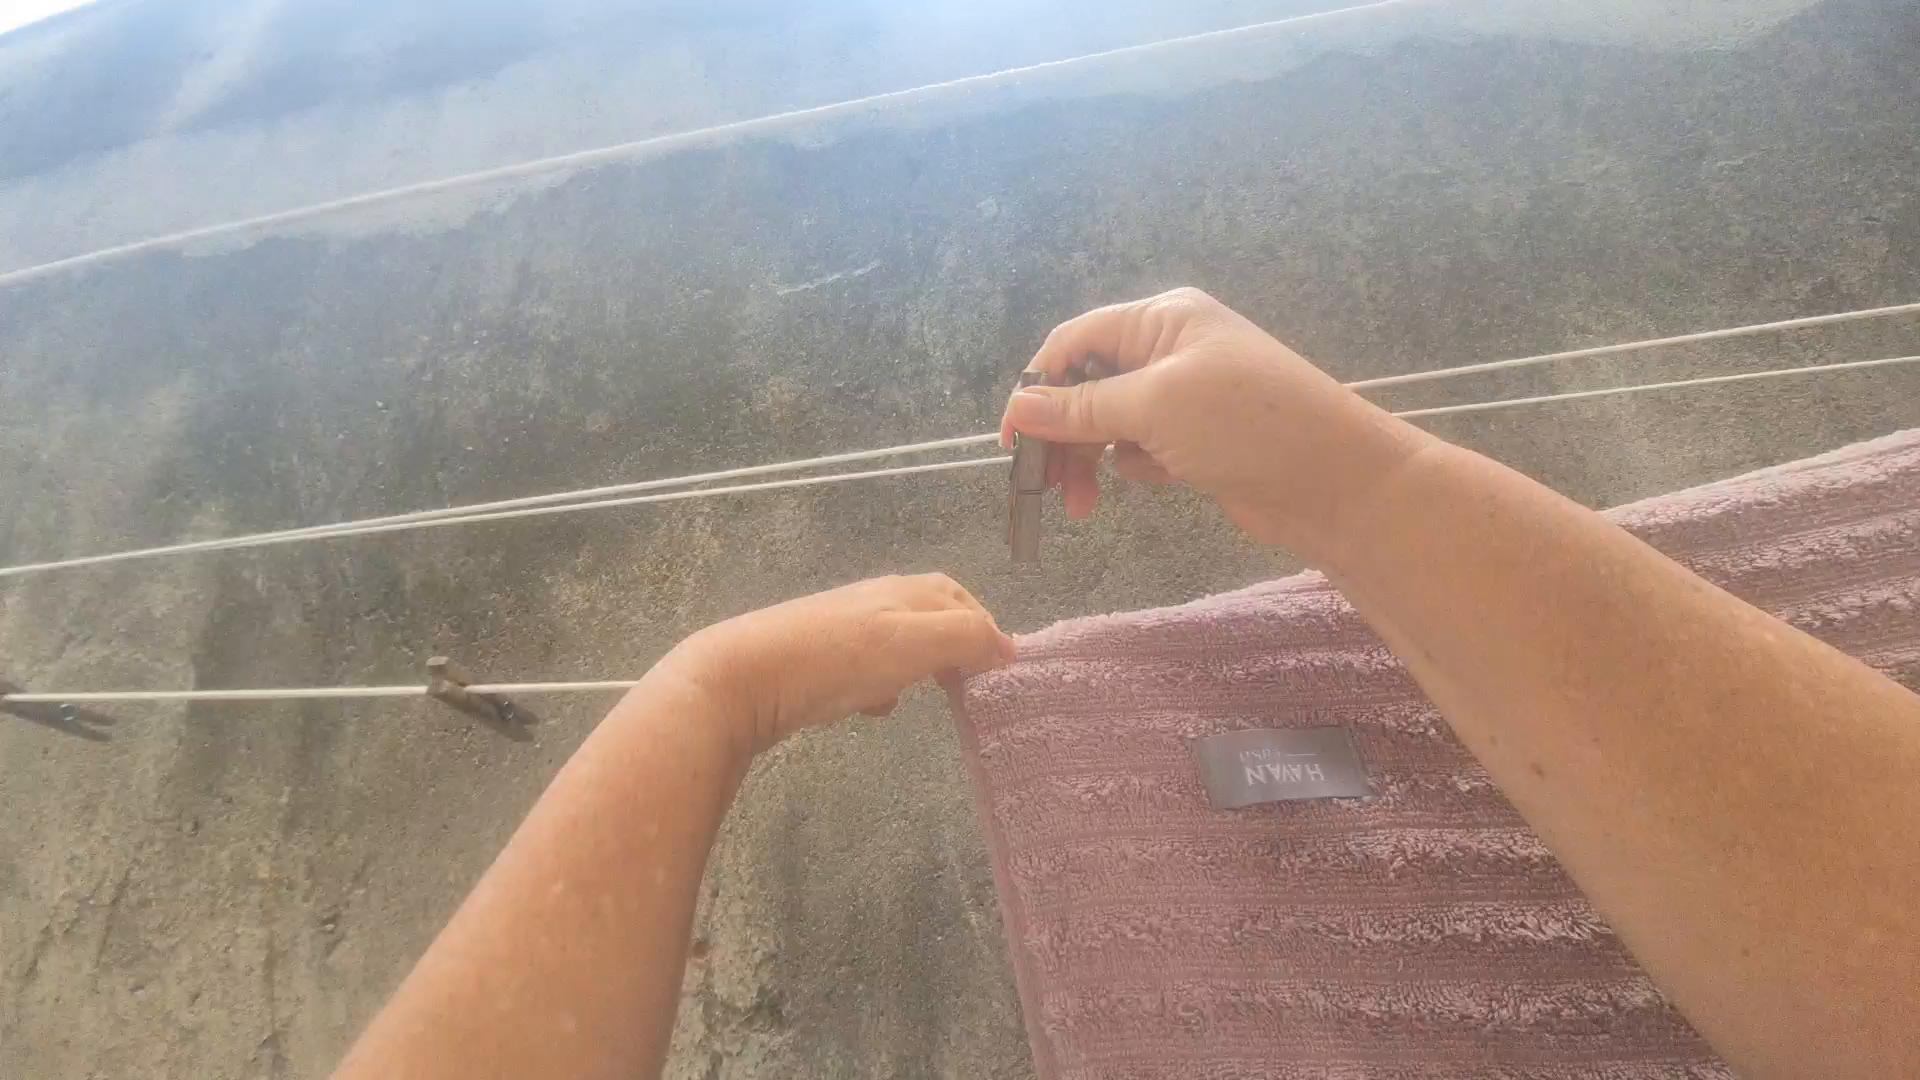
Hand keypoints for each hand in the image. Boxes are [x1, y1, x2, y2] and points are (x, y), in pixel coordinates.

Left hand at [659, 574, 1014, 755]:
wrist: (746, 675)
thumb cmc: (839, 658)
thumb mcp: (913, 643)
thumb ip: (965, 637)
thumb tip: (1007, 646)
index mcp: (904, 592)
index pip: (959, 598)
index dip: (984, 628)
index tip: (999, 668)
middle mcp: (877, 601)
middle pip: (929, 614)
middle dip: (952, 644)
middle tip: (966, 681)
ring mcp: (845, 627)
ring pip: (898, 641)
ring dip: (916, 666)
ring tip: (918, 695)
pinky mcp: (819, 657)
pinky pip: (865, 665)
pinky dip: (880, 684)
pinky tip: (870, 707)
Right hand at [1000, 287, 1433, 559]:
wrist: (1335, 483)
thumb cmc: (1245, 425)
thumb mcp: (1154, 405)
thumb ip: (1081, 407)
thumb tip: (1017, 408)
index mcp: (1159, 320)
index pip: (1074, 343)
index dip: (1036, 387)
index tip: (1012, 441)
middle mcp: (1166, 350)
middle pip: (1085, 387)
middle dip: (1064, 435)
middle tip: (1049, 488)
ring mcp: (1181, 396)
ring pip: (1107, 423)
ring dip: (1092, 459)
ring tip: (1085, 506)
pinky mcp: (1192, 438)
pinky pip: (1138, 447)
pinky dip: (1136, 466)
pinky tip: (1159, 478)